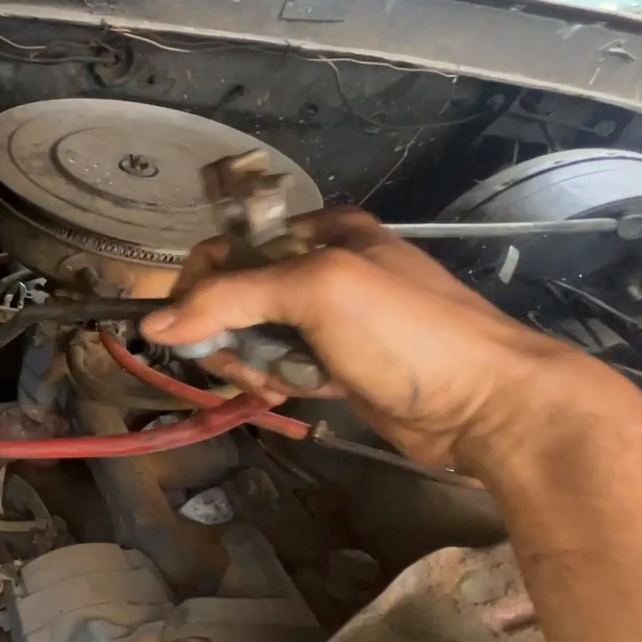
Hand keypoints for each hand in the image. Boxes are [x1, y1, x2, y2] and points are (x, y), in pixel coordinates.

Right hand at [140, 207, 604, 467]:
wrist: (491, 407)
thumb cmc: (408, 334)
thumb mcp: (316, 292)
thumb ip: (226, 299)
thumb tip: (149, 326)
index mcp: (320, 234)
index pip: (223, 250)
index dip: (199, 287)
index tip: (195, 324)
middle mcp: (318, 269)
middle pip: (227, 298)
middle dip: (226, 334)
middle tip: (244, 360)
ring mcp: (324, 318)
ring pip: (245, 336)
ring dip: (249, 363)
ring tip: (283, 383)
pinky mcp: (330, 359)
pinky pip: (272, 363)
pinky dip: (273, 380)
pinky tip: (298, 392)